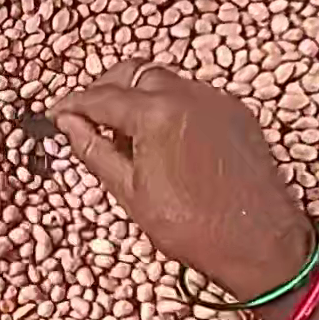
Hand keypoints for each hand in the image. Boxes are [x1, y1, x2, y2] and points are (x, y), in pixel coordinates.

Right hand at [52, 60, 311, 300]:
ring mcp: (217, 102)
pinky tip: (155, 138)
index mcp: (157, 115)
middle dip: (103, 91)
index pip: (100, 97)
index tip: (56, 113)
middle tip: (84, 118)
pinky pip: (189, 95)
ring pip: (162, 81)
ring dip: (134, 96)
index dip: (71, 104)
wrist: (262, 245)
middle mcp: (190, 97)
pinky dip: (163, 105)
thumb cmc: (195, 227)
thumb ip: (93, 149)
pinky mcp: (235, 114)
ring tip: (120, 134)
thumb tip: (69, 124)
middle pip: (132, 73)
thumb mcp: (128, 191)